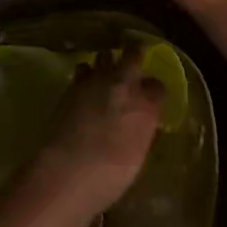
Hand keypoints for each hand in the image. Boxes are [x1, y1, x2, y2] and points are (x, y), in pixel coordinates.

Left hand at [31, 46, 164, 212]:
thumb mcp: (138, 154)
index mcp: (146, 106)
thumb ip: (142, 132)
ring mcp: (95, 82)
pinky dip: (86, 71)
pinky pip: (82, 69)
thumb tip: (144, 125)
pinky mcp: (72, 86)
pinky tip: (85, 79)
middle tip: (135, 53)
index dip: (154, 89)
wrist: (69, 167)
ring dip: (107, 60)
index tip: (151, 94)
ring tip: (107, 66)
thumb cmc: (112, 173)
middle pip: (132, 55)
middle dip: (135, 53)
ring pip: (104, 56)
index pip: (157, 86)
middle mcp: (123, 86)